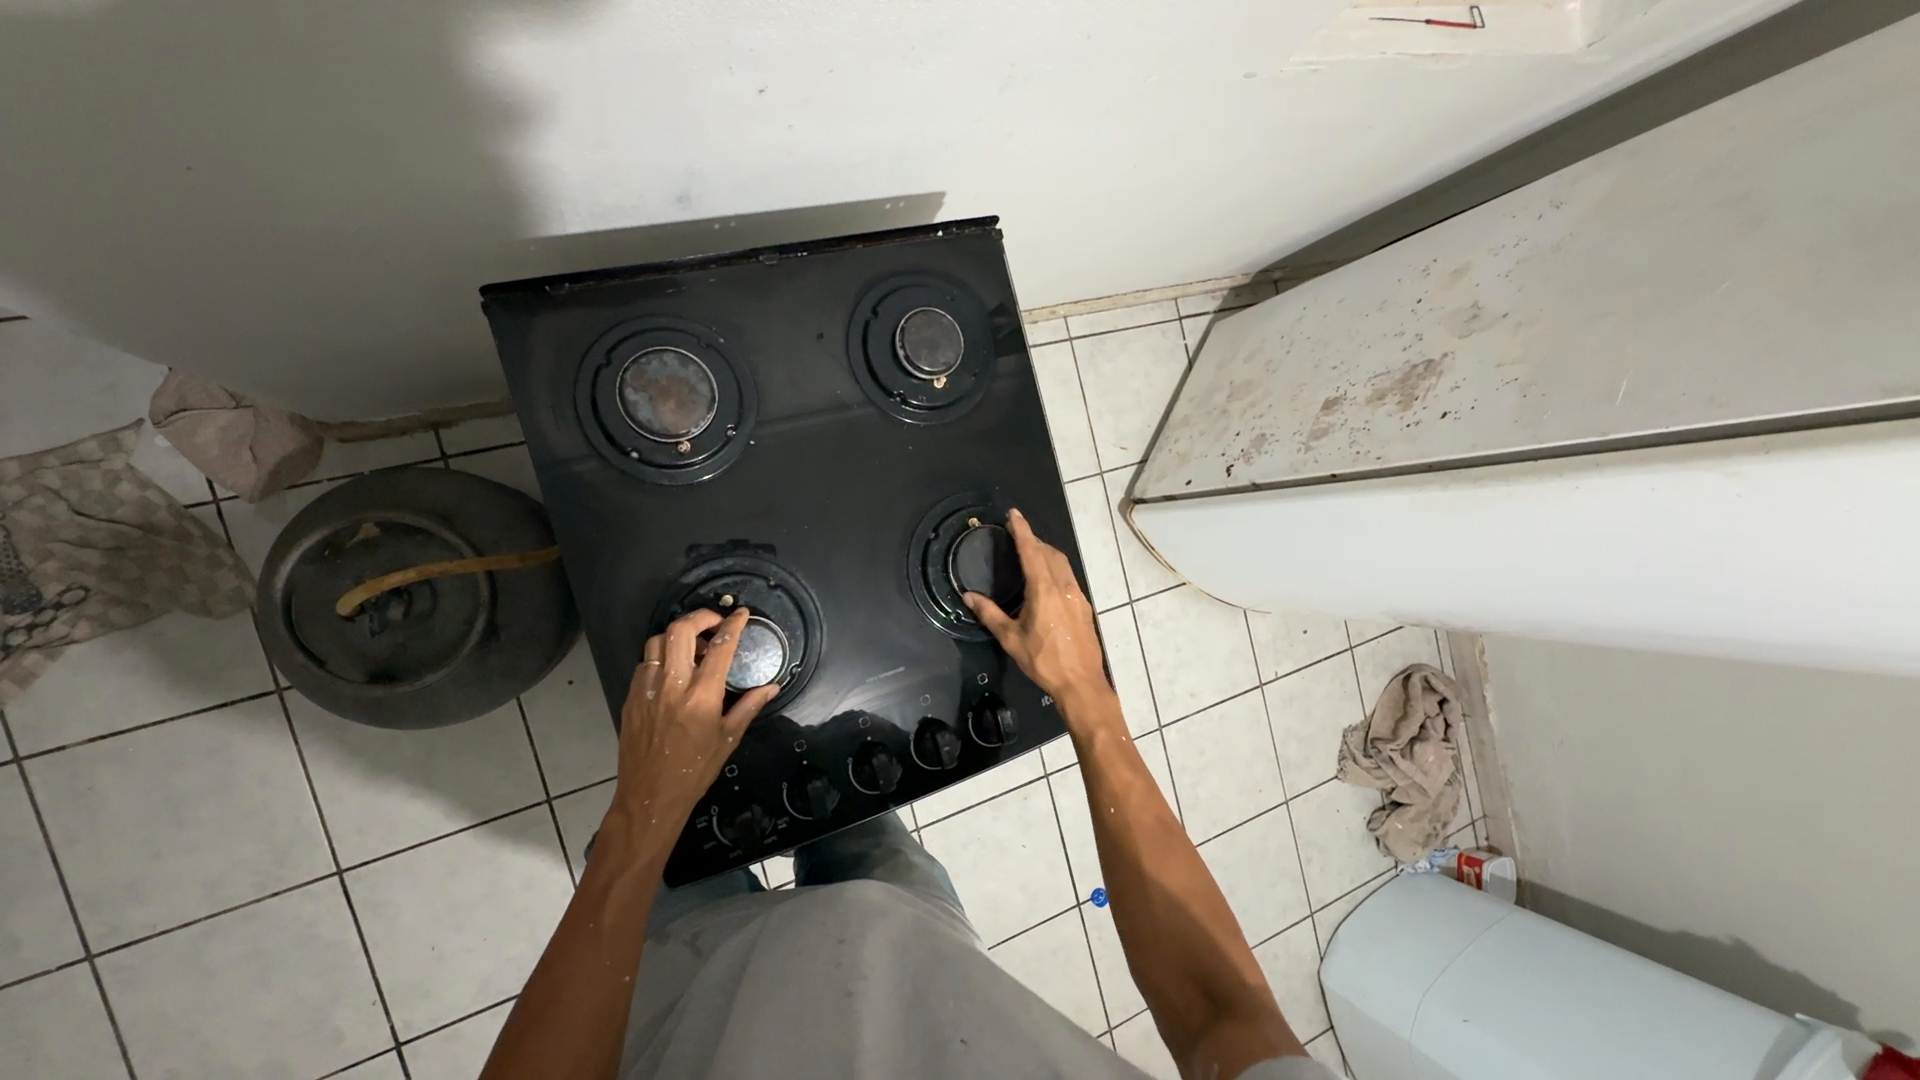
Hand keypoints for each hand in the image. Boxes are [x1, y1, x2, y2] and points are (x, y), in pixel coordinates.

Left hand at [612, 607, 779, 829]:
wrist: (650, 796)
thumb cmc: (695, 770)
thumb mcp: (729, 739)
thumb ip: (749, 706)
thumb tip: (771, 687)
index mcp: (702, 696)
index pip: (720, 647)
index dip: (733, 625)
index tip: (742, 614)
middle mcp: (672, 685)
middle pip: (680, 630)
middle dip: (700, 617)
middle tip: (715, 622)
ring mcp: (647, 689)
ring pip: (658, 641)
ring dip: (678, 635)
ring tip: (694, 646)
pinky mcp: (632, 697)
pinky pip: (645, 662)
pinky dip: (661, 656)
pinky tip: (673, 669)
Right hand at [963, 509, 1113, 715]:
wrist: (1081, 682)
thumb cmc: (1043, 661)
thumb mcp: (1011, 638)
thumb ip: (989, 614)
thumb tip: (968, 596)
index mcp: (1044, 590)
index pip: (1031, 551)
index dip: (1022, 530)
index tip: (1014, 515)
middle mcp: (1064, 586)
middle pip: (1049, 553)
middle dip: (1034, 540)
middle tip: (1018, 535)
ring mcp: (1078, 595)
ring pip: (1062, 564)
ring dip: (1047, 553)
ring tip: (1031, 553)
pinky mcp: (1084, 606)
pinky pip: (1069, 577)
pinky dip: (1056, 569)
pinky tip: (1048, 580)